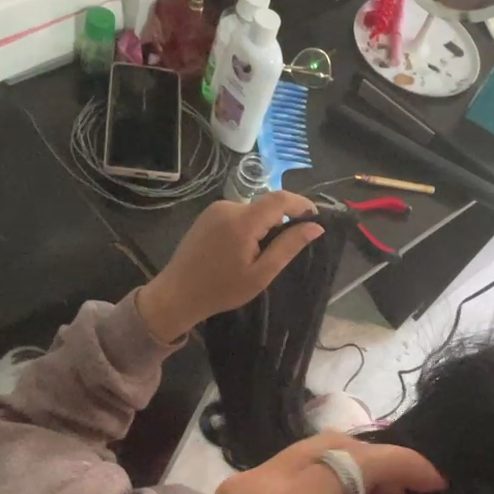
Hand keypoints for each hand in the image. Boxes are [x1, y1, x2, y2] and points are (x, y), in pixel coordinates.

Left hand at [130, 432, 446, 493]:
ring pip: (305, 457)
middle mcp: (253, 482)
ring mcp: (234, 490)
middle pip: (328, 446)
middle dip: (375, 465)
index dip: (401, 464)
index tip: (438, 485)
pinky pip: (283, 475)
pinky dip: (317, 484)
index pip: (352, 461)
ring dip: (347, 473)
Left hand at [136, 192, 324, 342]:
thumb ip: (288, 246)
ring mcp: (215, 209)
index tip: (316, 218)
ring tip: (257, 256)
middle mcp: (229, 207)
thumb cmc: (221, 289)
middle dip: (280, 222)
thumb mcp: (261, 274)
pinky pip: (238, 215)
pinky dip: (248, 227)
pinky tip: (240, 251)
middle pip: (266, 205)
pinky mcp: (207, 215)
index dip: (302, 204)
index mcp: (243, 221)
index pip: (280, 199)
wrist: (177, 294)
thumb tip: (315, 227)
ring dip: (263, 226)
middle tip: (283, 250)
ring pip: (252, 211)